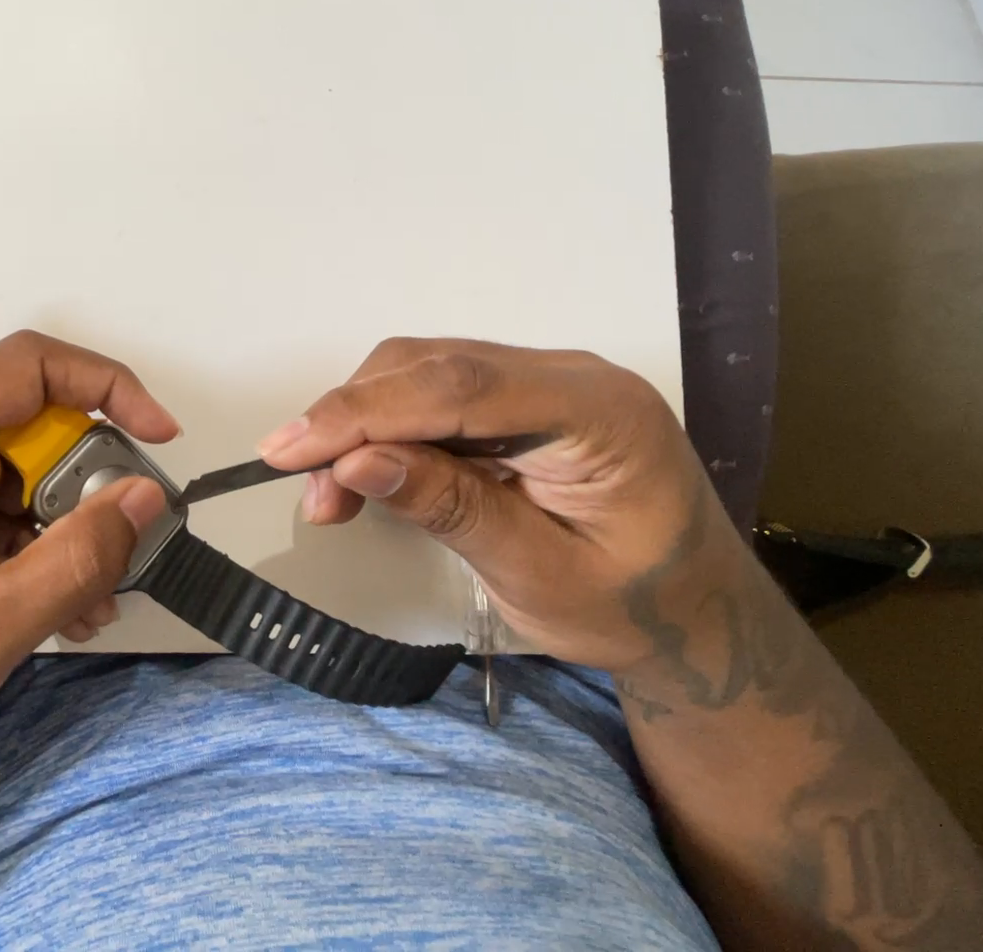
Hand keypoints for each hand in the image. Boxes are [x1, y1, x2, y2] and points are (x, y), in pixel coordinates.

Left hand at [0, 332, 175, 775]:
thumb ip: (78, 559)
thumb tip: (148, 496)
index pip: (27, 367)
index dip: (105, 385)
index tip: (160, 436)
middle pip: (35, 429)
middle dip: (92, 487)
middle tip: (122, 552)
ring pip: (28, 480)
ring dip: (72, 534)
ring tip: (91, 606)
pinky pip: (7, 517)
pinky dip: (43, 555)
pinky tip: (63, 613)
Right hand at [259, 338, 747, 671]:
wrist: (694, 616)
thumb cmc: (631, 610)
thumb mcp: (538, 576)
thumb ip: (452, 509)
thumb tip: (357, 462)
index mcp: (596, 412)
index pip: (459, 387)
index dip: (364, 412)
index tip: (288, 450)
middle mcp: (565, 375)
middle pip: (432, 366)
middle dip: (352, 419)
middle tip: (309, 489)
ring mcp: (540, 383)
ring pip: (421, 373)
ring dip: (360, 426)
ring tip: (331, 496)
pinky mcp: (516, 403)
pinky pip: (432, 398)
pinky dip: (384, 432)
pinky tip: (362, 476)